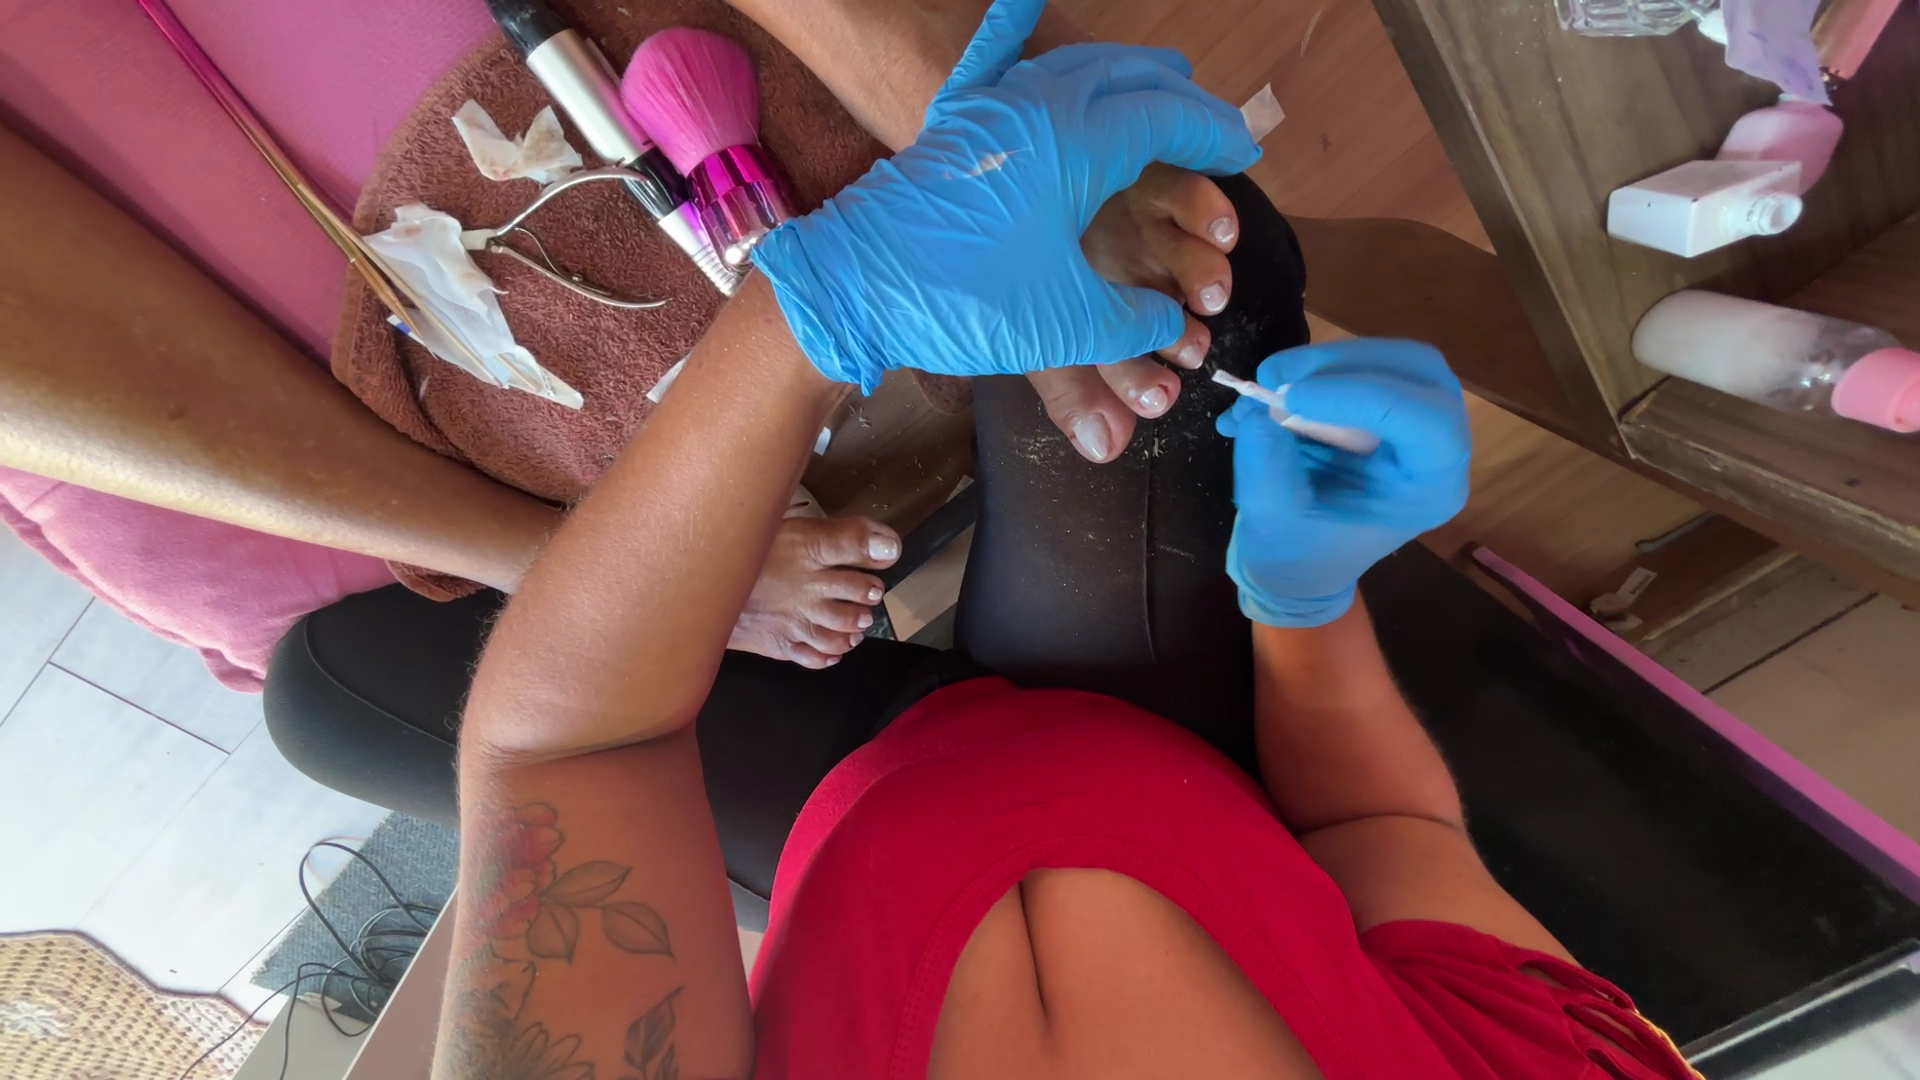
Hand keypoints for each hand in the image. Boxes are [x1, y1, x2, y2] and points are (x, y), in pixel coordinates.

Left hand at [754, 0, 1260, 391]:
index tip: (1244, 153)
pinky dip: (1022, 29)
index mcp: (1077, 141)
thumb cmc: (965, 302)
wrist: (856, 290)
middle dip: (1178, 100)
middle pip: (1129, 76)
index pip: (1167, 120)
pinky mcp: (953, 125)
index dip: (1213, 136)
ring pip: (1075, 64)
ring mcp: (990, 106)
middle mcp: (1038, 103)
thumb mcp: (1065, 325)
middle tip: (1209, 127)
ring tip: (1153, 94)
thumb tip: (1169, 324)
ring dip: (1123, 76)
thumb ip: (1133, 322)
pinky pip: (997, 57)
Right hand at [1032, 163, 1240, 461]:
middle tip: (1191, 351)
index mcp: (1083, 316)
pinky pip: (1191, 192)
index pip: (1115, 359)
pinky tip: (1223, 233)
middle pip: (1159, 312)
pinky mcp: (1156, 172)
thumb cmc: (1016, 245)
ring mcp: (1140, 227)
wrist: (1010, 155)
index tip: (1159, 400)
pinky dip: (1211, 214)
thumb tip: (1102, 453)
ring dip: (1202, 279)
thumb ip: (1068, 389)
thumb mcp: (1035, 325)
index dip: (1138, 382)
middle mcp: (1117, 279)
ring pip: (1184, 256)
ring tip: (1211, 295)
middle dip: (1178, 336)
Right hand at [1216, 339, 1470, 626]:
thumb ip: (1265, 466)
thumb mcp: (1271, 519)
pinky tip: (1263, 394)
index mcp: (1428, 488)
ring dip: (1317, 363)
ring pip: (1384, 358)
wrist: (1294, 564)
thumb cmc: (1293, 555)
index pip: (1425, 419)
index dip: (1361, 395)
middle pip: (1414, 370)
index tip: (1291, 398)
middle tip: (1274, 376)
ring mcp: (1410, 421)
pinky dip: (1304, 371)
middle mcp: (1434, 447)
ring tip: (1262, 386)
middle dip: (1339, 364)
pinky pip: (1352, 366)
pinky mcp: (1379, 406)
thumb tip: (1257, 411)